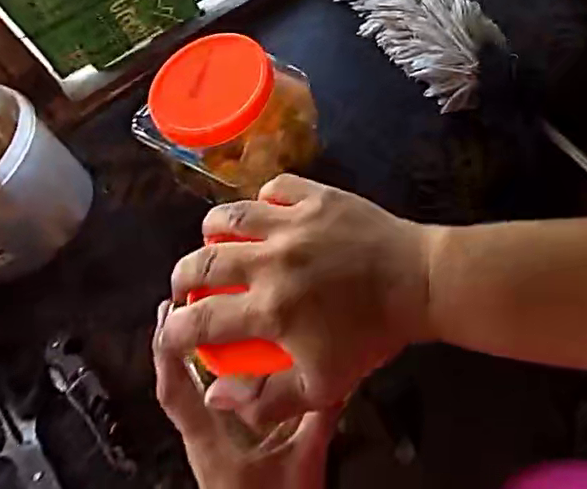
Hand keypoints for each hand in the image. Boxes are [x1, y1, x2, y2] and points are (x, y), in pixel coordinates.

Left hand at [153, 301, 338, 488]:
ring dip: (187, 362)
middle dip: (172, 345)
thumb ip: (318, 416)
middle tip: (178, 305)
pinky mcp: (217, 456)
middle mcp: (201, 443)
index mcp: (210, 444)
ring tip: (197, 325)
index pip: (175, 389)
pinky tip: (225, 366)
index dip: (168, 349)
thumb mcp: (303, 461)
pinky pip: (203, 409)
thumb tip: (338, 377)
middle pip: (173, 387)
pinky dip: (205, 382)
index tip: (170, 313)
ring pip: (186, 397)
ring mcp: (206, 450)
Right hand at [159, 175, 433, 428]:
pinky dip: (263, 199)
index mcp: (271, 309)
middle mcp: (273, 260)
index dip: (175, 329)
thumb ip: (265, 398)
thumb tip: (216, 395)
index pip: (201, 321)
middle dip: (182, 275)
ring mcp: (294, 221)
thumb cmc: (370, 334)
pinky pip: (275, 187)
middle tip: (184, 282)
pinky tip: (264, 212)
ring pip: (232, 215)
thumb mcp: (322, 385)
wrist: (415, 281)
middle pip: (204, 261)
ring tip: (212, 238)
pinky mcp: (316, 195)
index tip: (171, 330)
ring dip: (213, 229)